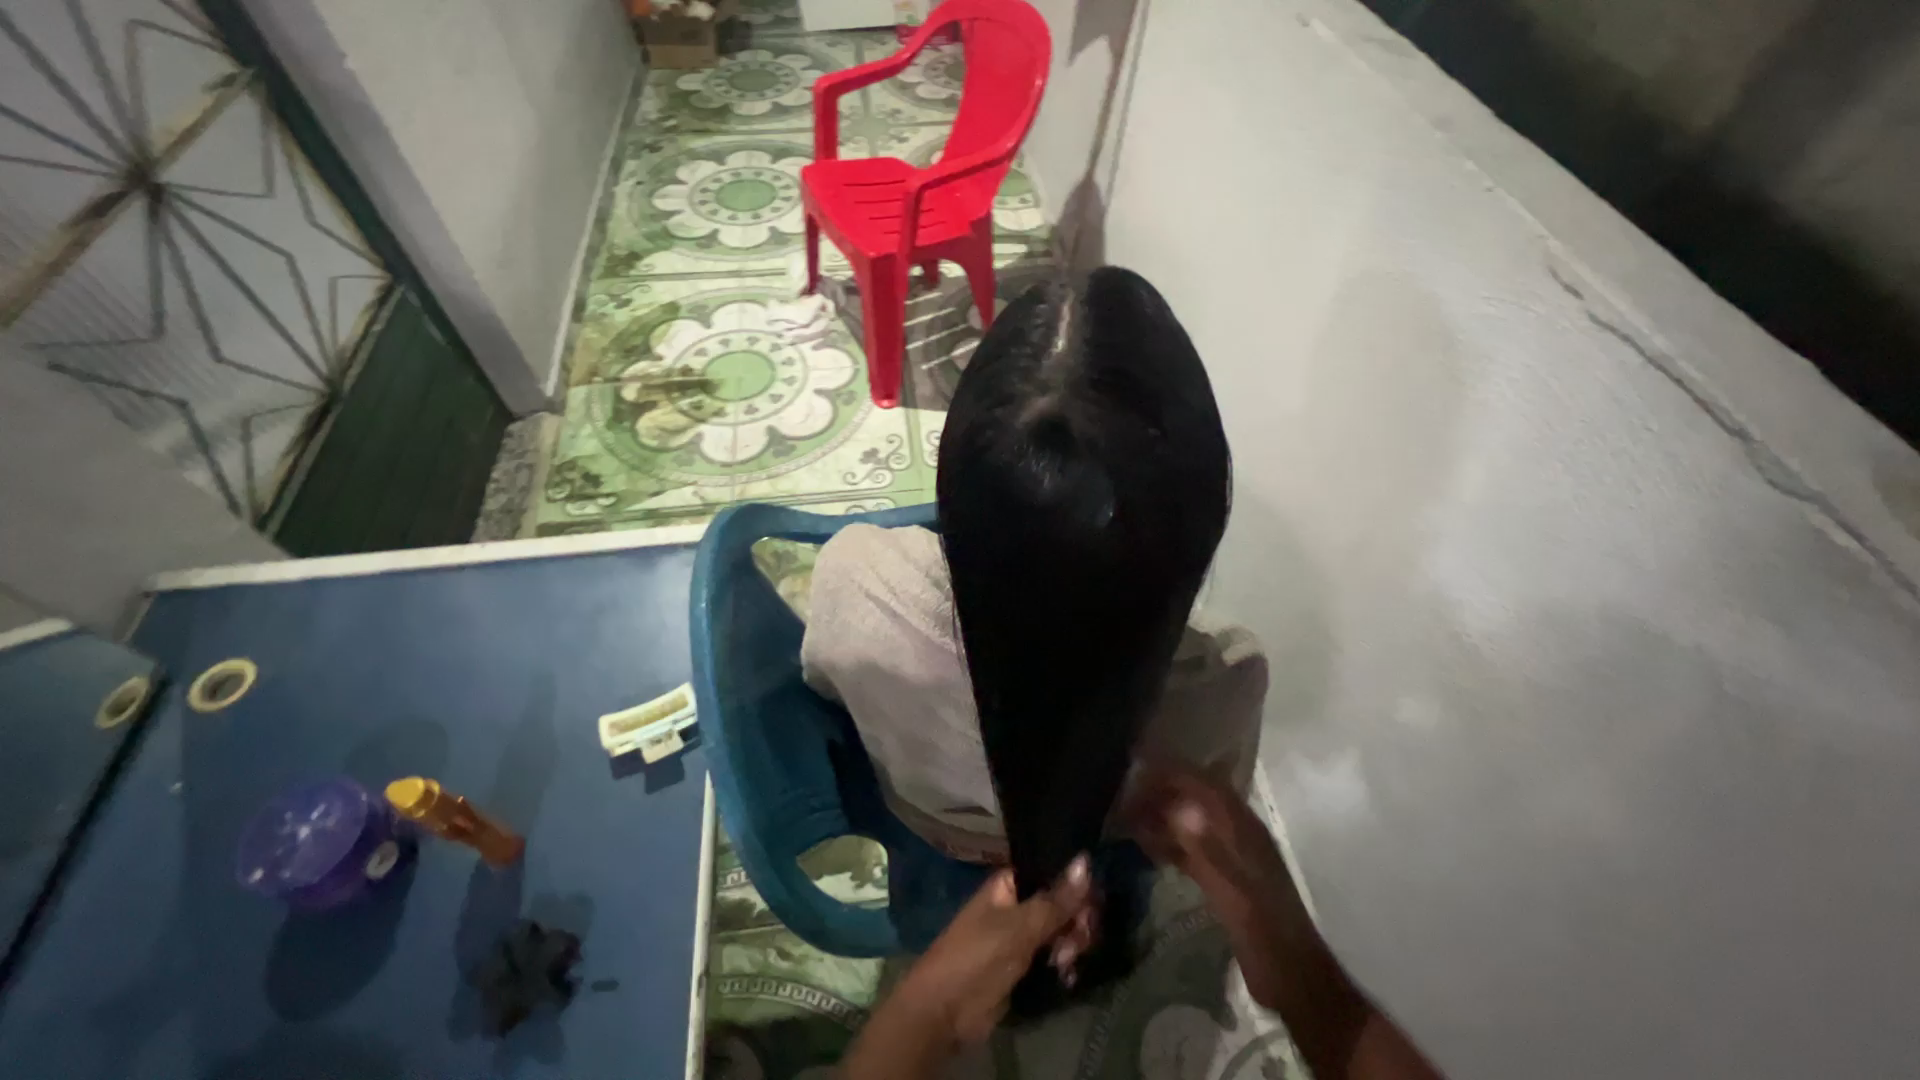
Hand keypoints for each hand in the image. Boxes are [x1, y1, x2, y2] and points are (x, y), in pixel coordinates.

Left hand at [892, 855, 1094, 1044]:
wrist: (944, 1012)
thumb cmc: (977, 957)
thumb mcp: (1020, 927)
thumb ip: (1056, 899)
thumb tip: (1085, 860)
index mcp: (1009, 886)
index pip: (1053, 875)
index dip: (1077, 888)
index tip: (1093, 907)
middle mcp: (1017, 908)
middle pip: (1062, 906)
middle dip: (1076, 923)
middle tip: (1076, 944)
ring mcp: (1021, 939)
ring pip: (1062, 934)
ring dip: (1071, 947)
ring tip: (1066, 965)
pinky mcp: (1024, 969)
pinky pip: (1055, 960)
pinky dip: (1065, 968)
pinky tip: (1068, 978)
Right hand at [1124, 765, 1444, 1079]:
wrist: (1294, 980)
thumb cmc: (1265, 936)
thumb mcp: (1233, 893)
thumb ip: (1206, 850)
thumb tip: (1179, 807)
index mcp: (1245, 832)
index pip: (1206, 785)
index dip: (1173, 771)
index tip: (1138, 764)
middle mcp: (1239, 835)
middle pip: (1197, 799)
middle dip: (1162, 791)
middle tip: (1124, 794)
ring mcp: (1234, 857)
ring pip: (1193, 823)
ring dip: (1163, 816)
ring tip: (1127, 816)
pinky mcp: (1227, 879)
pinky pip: (1193, 849)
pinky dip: (1170, 843)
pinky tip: (1147, 848)